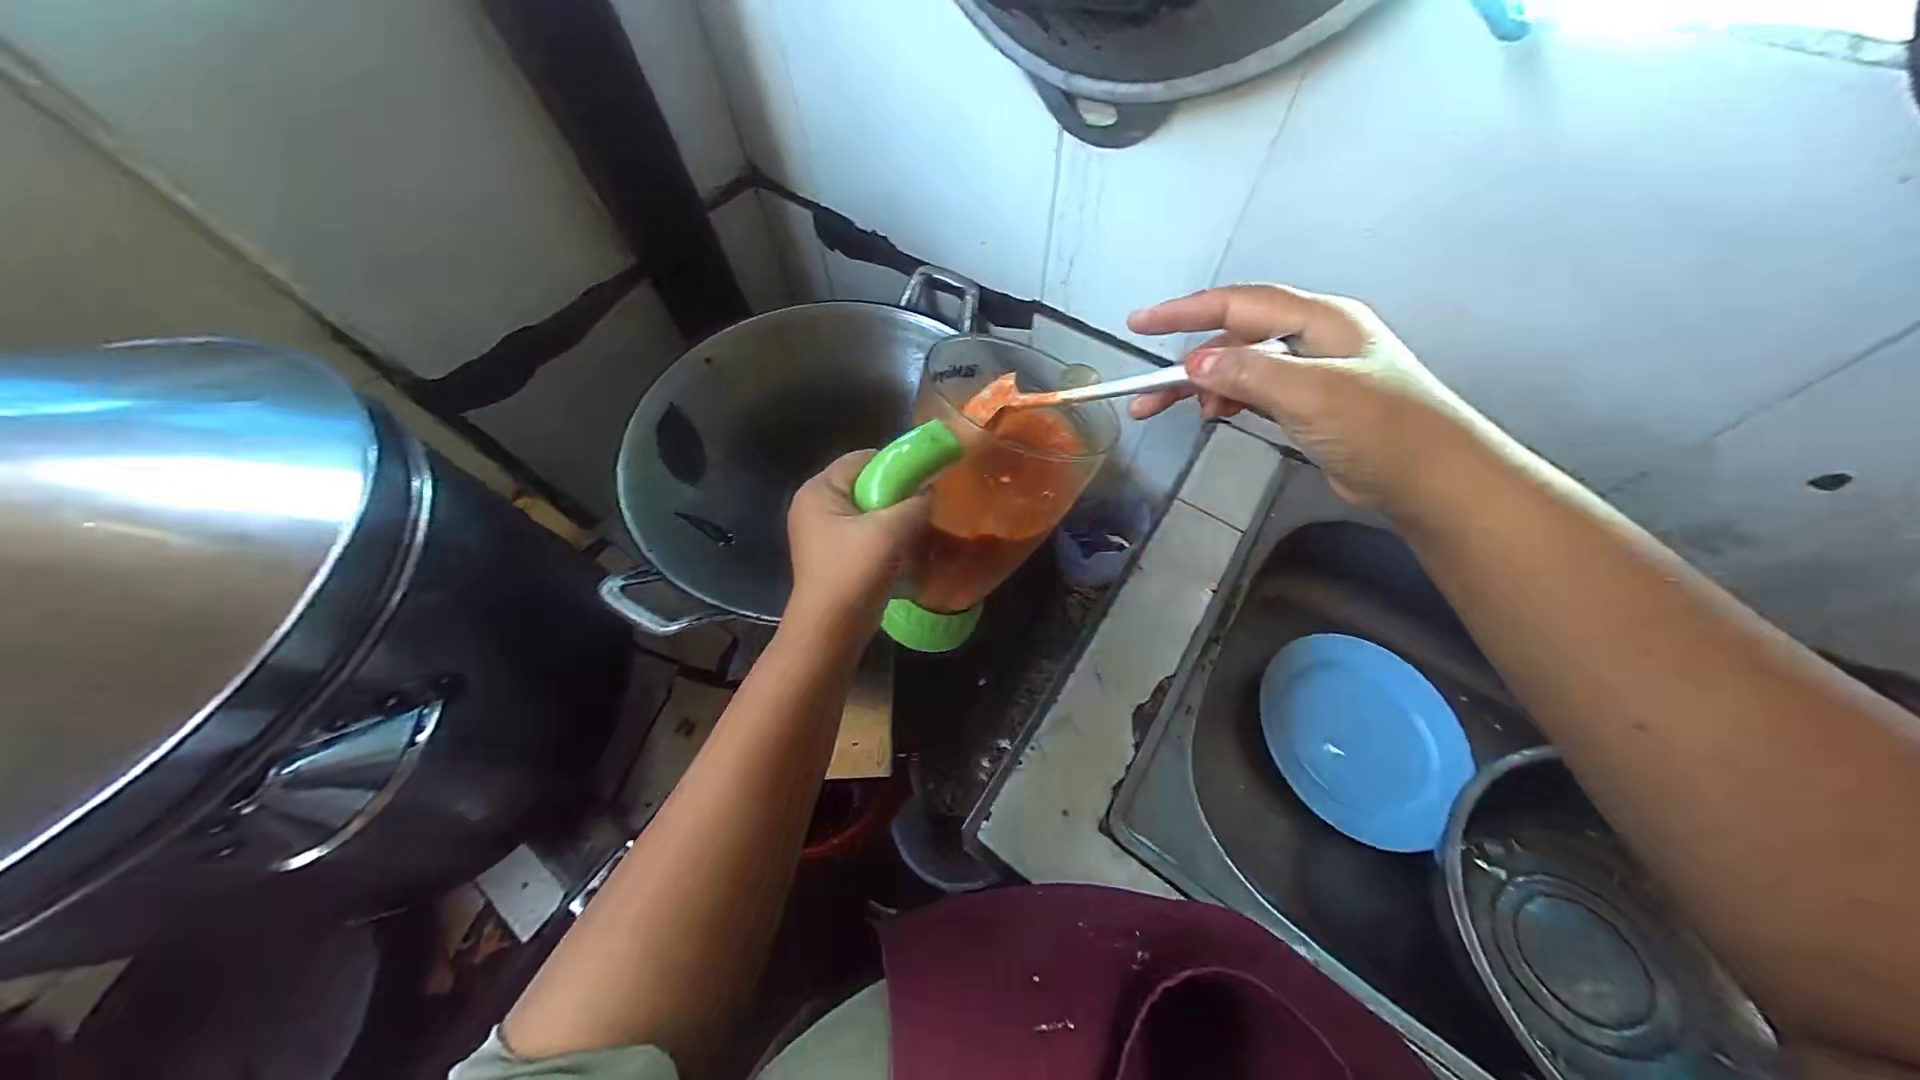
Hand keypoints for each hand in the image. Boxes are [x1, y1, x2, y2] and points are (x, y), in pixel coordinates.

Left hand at [786, 451, 929, 627]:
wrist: (831, 629)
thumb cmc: (854, 573)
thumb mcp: (890, 531)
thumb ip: (914, 503)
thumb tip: (930, 491)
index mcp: (818, 490)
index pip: (862, 459)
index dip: (895, 464)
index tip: (925, 479)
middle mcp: (815, 505)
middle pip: (865, 483)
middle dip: (897, 493)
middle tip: (926, 503)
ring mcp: (822, 532)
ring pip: (868, 510)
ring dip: (895, 516)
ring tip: (921, 525)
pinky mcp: (834, 554)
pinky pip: (866, 532)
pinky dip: (887, 535)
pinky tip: (907, 546)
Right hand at [1126, 284, 1488, 508]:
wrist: (1430, 479)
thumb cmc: (1379, 427)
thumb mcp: (1308, 393)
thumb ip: (1247, 372)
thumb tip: (1195, 363)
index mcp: (1319, 319)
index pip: (1237, 304)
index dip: (1183, 312)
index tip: (1139, 323)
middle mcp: (1312, 338)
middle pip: (1233, 338)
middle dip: (1188, 364)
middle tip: (1146, 394)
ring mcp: (1311, 371)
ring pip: (1240, 368)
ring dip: (1206, 388)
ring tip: (1179, 414)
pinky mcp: (1309, 404)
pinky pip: (1254, 392)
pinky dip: (1228, 401)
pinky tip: (1215, 417)